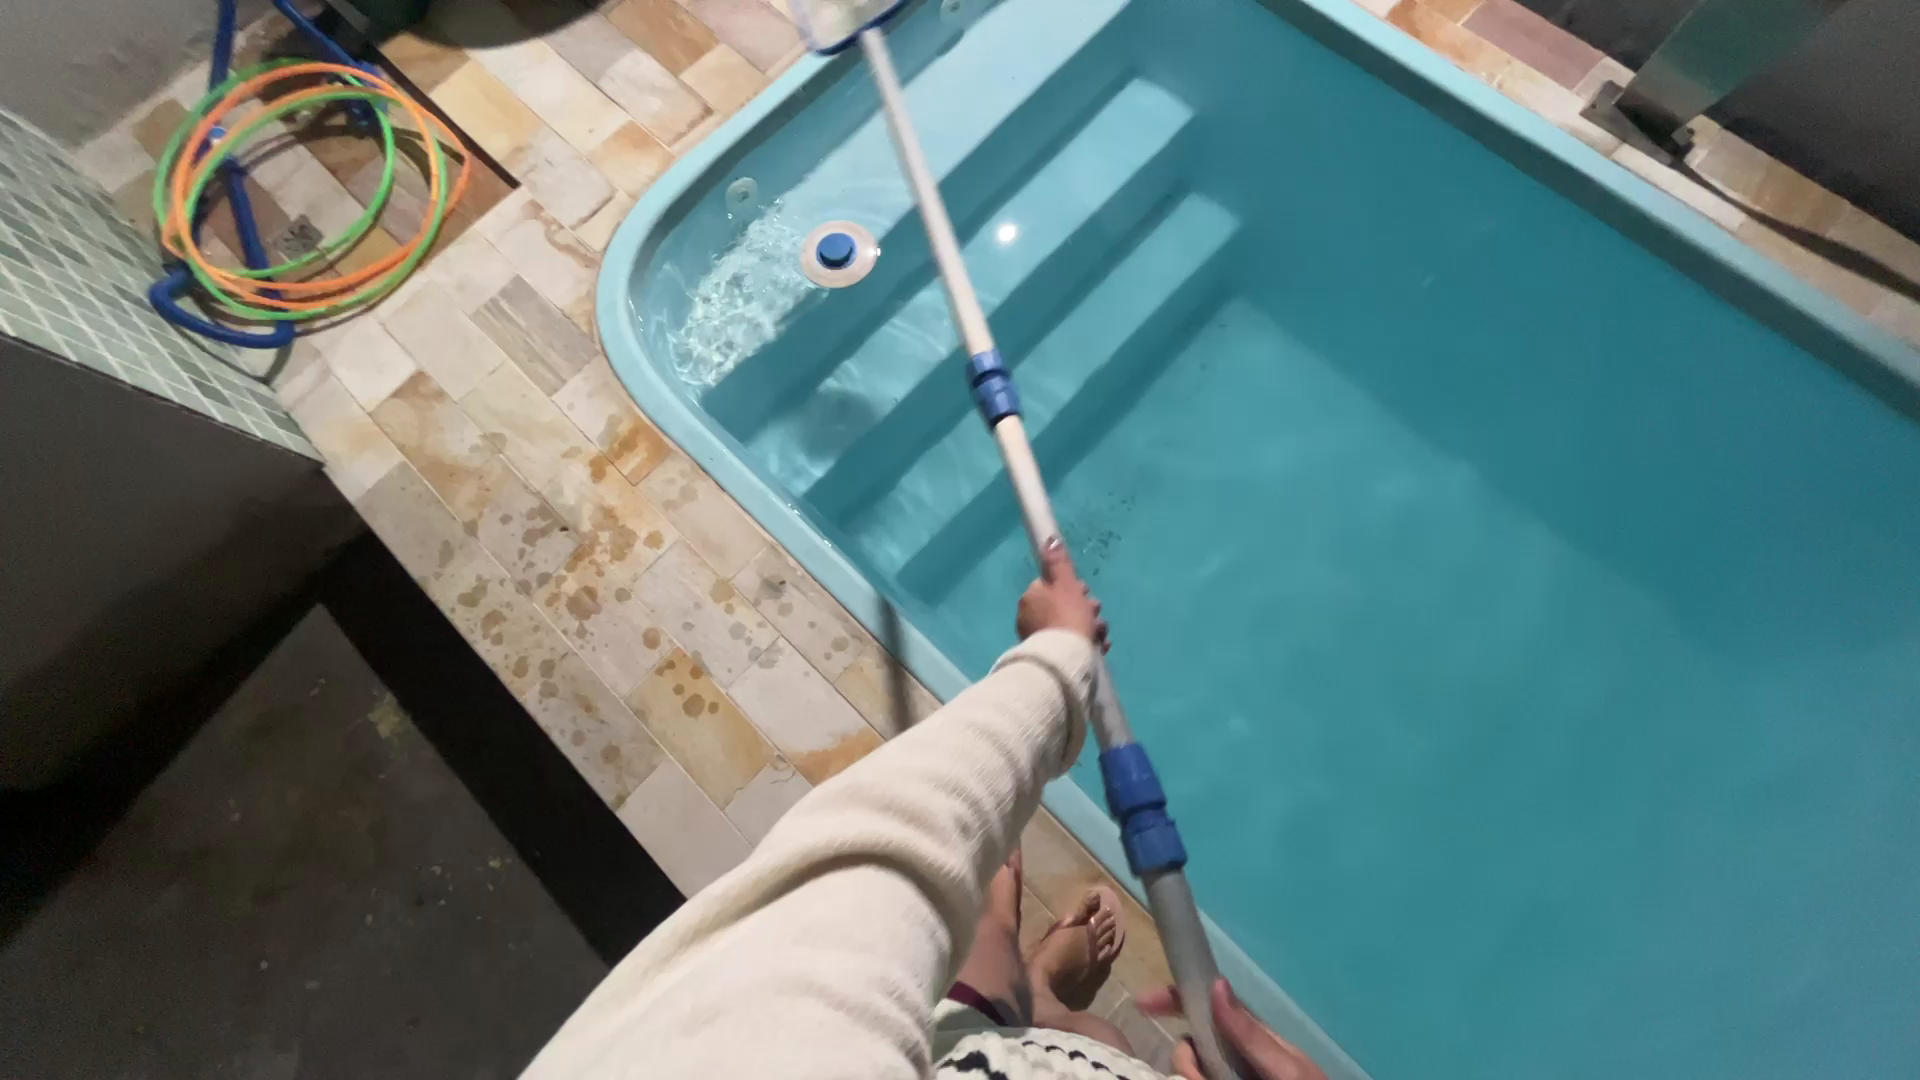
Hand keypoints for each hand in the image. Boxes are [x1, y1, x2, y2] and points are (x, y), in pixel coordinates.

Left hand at [1015, 539, 1108, 650]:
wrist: (1066, 657)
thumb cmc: (1068, 615)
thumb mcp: (1066, 583)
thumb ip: (1058, 562)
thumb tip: (1049, 539)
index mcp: (1032, 596)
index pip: (1053, 585)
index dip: (1074, 588)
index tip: (1086, 593)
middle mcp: (1029, 616)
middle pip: (1062, 606)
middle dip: (1084, 609)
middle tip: (1096, 615)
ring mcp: (1037, 637)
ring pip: (1069, 625)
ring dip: (1089, 626)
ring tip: (1101, 635)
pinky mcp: (1048, 654)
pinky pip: (1069, 643)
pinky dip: (1085, 642)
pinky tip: (1099, 647)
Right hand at [1138, 978, 1326, 1079]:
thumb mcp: (1287, 1070)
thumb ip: (1250, 1034)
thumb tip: (1215, 984)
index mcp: (1247, 1038)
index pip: (1203, 1007)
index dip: (1171, 1000)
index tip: (1143, 1004)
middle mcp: (1231, 1058)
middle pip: (1187, 1047)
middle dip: (1186, 1062)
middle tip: (1200, 1079)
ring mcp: (1225, 1076)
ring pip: (1188, 1072)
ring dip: (1192, 1076)